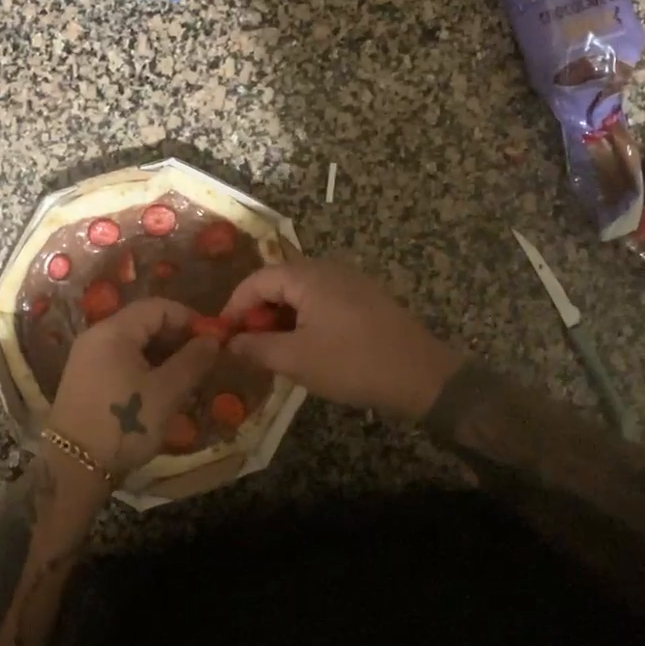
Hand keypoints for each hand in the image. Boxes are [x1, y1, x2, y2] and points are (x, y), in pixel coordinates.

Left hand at [48, 298, 218, 478]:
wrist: (75, 467)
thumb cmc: (125, 424)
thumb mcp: (166, 392)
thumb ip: (192, 361)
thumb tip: (212, 339)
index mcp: (113, 331)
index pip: (157, 307)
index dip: (188, 318)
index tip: (214, 338)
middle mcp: (96, 336)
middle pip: (143, 322)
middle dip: (176, 336)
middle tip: (204, 359)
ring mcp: (87, 358)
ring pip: (132, 343)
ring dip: (162, 354)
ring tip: (189, 376)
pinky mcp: (85, 379)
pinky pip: (120, 360)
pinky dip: (144, 366)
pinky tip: (162, 388)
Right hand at [221, 259, 464, 418]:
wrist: (423, 376)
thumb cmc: (353, 364)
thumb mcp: (296, 360)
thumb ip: (256, 348)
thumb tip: (230, 342)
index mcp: (308, 276)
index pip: (256, 280)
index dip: (235, 307)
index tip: (222, 334)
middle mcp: (328, 269)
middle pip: (278, 283)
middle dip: (258, 313)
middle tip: (248, 345)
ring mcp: (351, 281)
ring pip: (301, 293)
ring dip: (281, 318)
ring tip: (274, 350)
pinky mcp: (366, 298)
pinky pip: (322, 301)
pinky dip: (305, 319)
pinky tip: (306, 347)